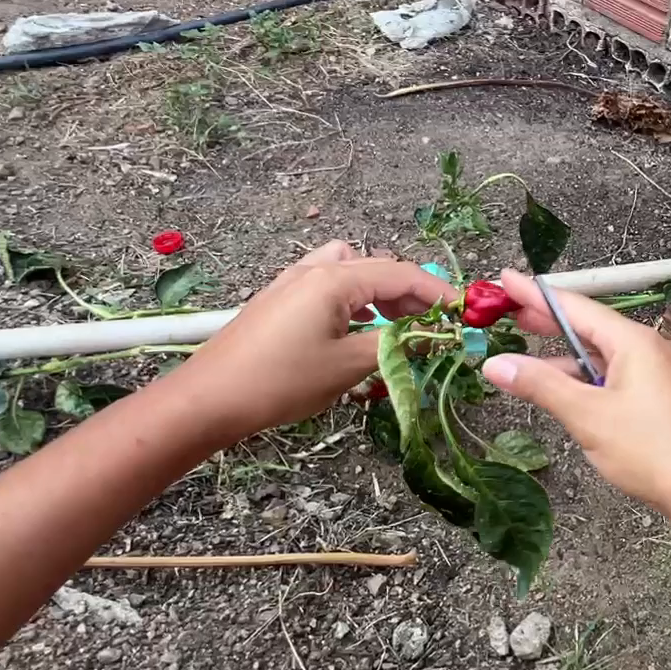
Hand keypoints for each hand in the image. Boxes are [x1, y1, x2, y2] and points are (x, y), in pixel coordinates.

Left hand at [164, 242, 454, 441]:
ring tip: (401, 324)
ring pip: (354, 271)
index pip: (402, 274)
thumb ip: (397, 346)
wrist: (206, 401)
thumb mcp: (349, 366)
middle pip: (380, 268)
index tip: (464, 312)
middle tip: (437, 323)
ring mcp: (294, 282)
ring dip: (383, 292)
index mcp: (334, 279)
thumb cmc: (280, 382)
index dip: (439, 292)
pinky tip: (360, 327)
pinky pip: (331, 285)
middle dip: (414, 293)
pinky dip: (357, 298)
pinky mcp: (281, 300)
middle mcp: (315, 270)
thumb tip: (434, 338)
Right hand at [480, 270, 670, 525]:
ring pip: (602, 355)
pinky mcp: (661, 397)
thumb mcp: (587, 416)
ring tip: (527, 359)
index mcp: (634, 341)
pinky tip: (565, 391)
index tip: (505, 279)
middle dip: (548, 321)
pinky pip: (616, 376)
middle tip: (509, 313)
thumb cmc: (651, 450)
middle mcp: (649, 348)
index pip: (575, 307)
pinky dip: (586, 379)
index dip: (536, 294)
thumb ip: (541, 385)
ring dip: (565, 357)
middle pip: (589, 327)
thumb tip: (496, 363)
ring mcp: (658, 372)